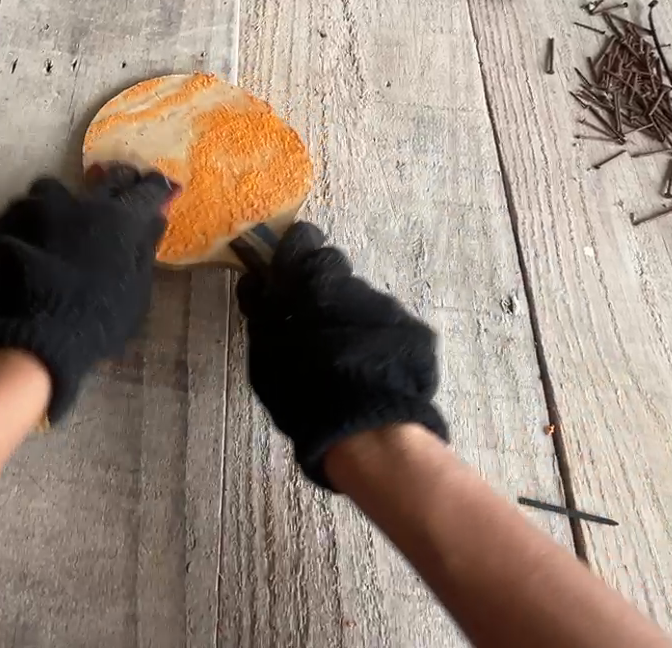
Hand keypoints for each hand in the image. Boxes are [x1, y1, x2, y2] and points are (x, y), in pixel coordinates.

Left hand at [0, 165, 175, 421]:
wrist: (41, 335)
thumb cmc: (100, 320)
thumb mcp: (136, 290)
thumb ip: (143, 249)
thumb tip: (154, 218)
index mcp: (120, 219)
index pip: (146, 191)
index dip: (155, 187)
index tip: (159, 186)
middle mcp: (82, 203)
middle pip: (104, 178)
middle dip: (115, 181)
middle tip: (116, 191)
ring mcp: (40, 210)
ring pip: (49, 188)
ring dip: (55, 201)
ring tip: (53, 217)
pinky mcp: (6, 225)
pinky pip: (14, 217)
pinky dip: (19, 227)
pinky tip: (18, 242)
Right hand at [237, 222, 448, 487]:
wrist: (369, 431)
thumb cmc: (305, 387)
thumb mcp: (267, 351)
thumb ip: (261, 309)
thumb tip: (255, 279)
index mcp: (313, 282)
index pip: (304, 241)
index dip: (294, 253)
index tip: (286, 274)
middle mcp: (354, 284)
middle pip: (334, 273)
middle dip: (321, 290)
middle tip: (310, 325)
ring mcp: (389, 307)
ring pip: (361, 301)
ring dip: (349, 318)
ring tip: (342, 356)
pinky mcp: (416, 333)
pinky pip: (386, 327)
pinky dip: (375, 340)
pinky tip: (369, 370)